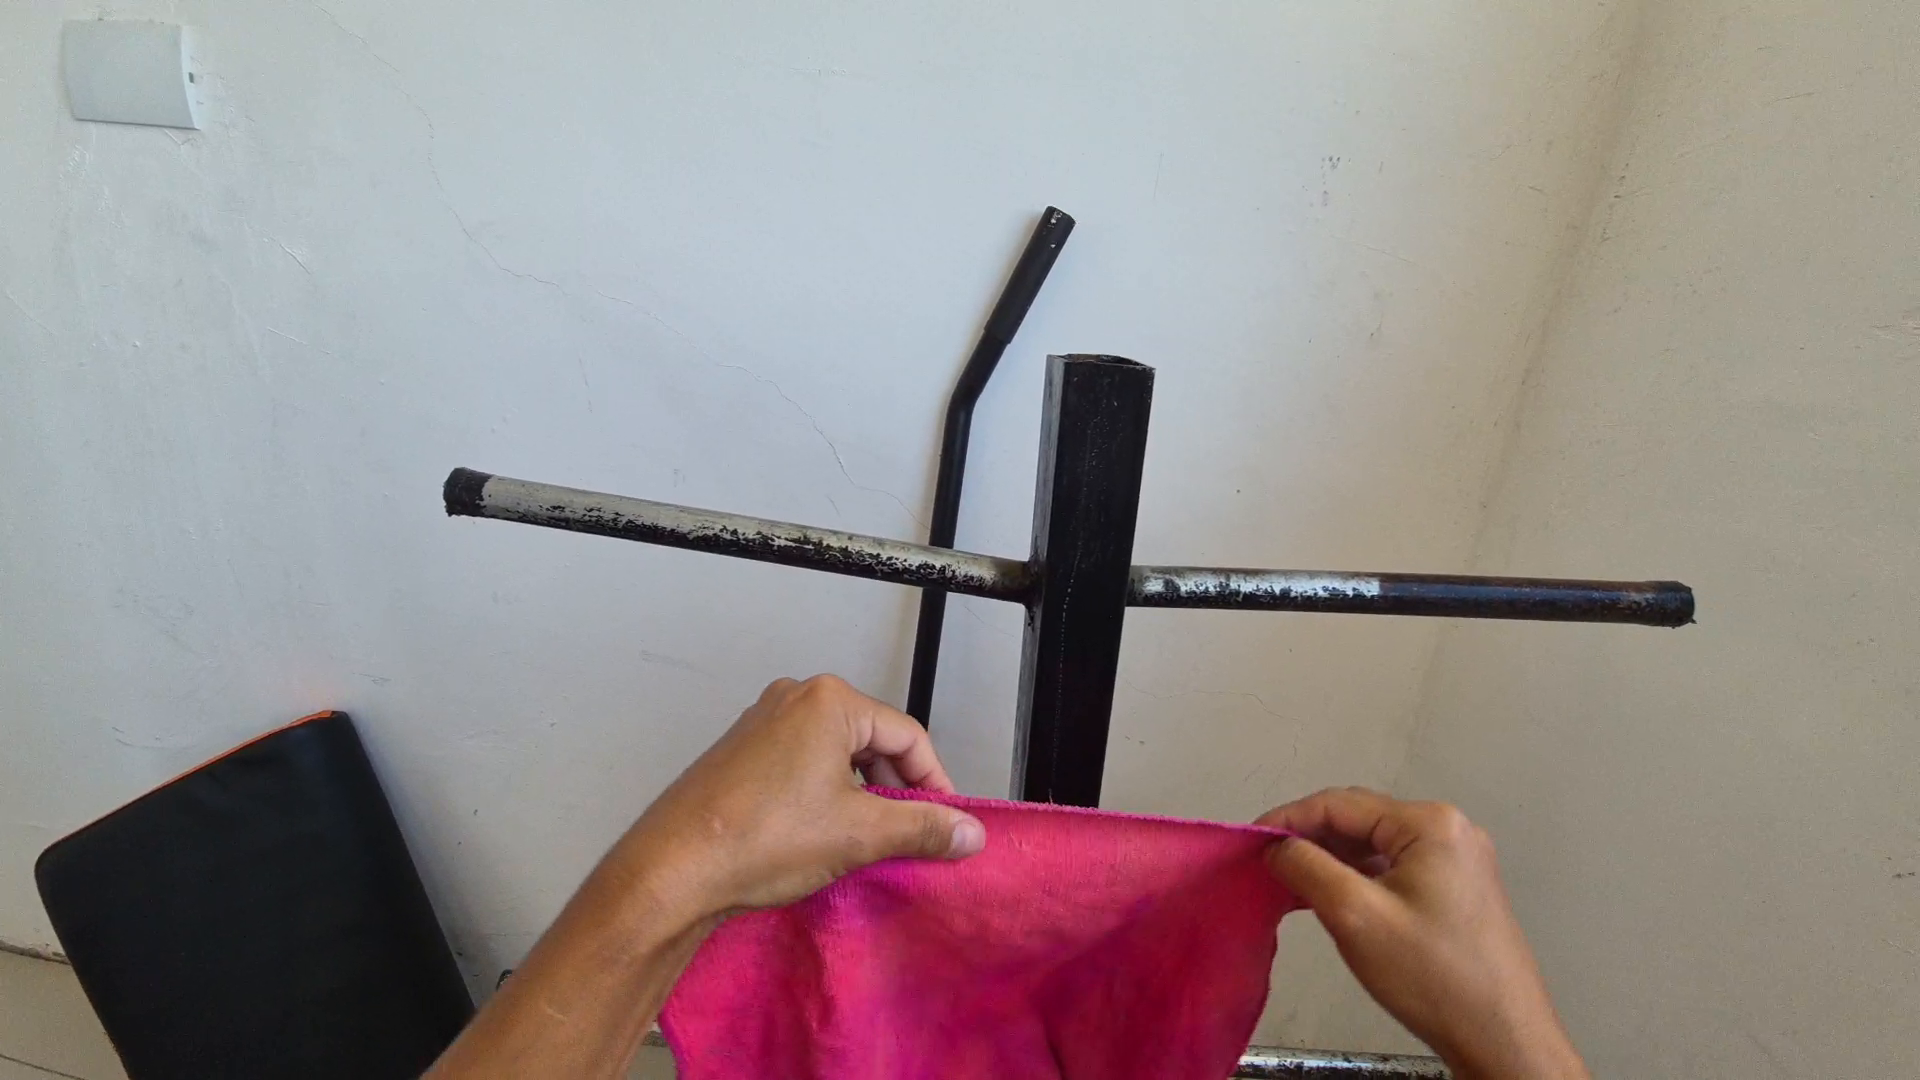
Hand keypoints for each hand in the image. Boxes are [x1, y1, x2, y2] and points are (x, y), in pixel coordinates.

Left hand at [426, 675, 983, 1079]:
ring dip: (861, 790)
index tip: (946, 823)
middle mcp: (797, 696)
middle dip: (896, 786)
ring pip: (837, 750)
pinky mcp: (741, 746)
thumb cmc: (768, 838)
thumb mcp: (859, 834)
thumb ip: (923, 827)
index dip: (935, 781)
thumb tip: (974, 834)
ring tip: (865, 836)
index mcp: (831, 700)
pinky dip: (825, 788)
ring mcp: (764, 718)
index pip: (908, 735)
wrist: (669, 869)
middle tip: (907, 833)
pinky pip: (803, 758)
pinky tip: (821, 827)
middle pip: (872, 737)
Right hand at [1258, 788, 1588, 1079]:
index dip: (1287, 819)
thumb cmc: (1431, 975)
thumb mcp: (1353, 914)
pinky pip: (1390, 863)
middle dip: (1307, 837)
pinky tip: (1330, 894)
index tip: (1249, 842)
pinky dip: (1354, 874)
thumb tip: (1274, 847)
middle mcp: (1448, 828)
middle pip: (1356, 819)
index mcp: (1429, 823)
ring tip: (1292, 879)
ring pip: (1371, 842)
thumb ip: (1305, 866)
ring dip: (1328, 856)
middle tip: (1268, 862)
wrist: (1508, 1047)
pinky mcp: (1457, 886)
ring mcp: (1457, 858)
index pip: (1337, 804)